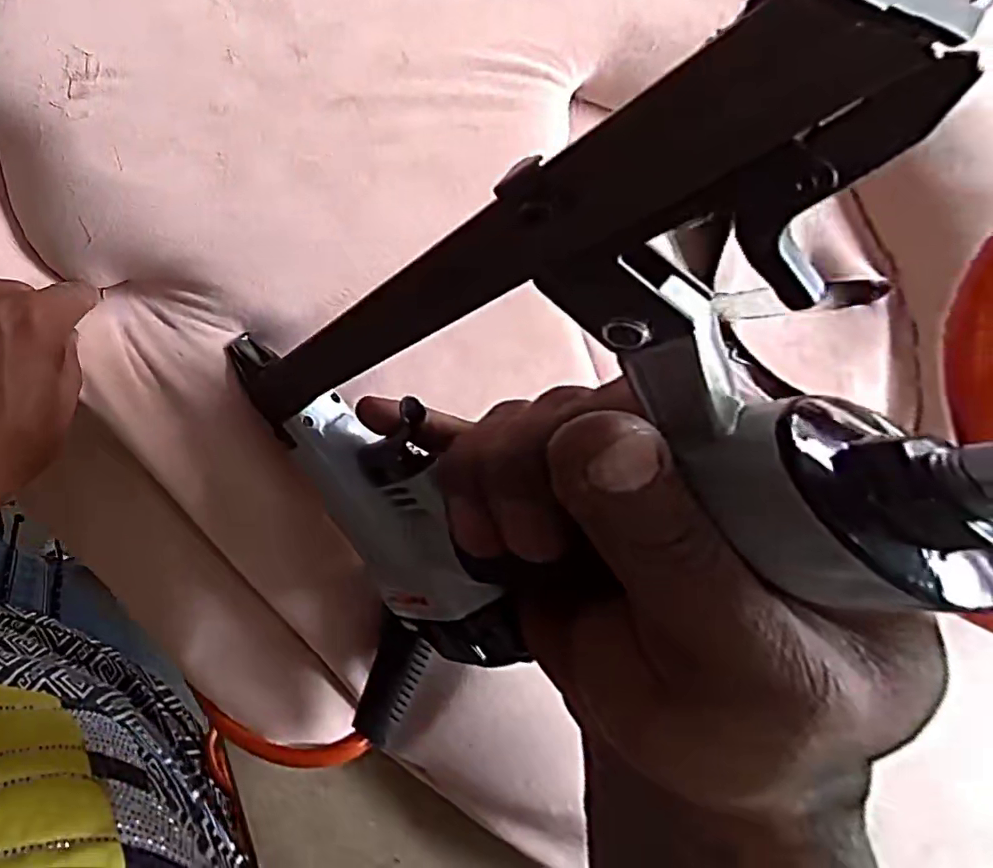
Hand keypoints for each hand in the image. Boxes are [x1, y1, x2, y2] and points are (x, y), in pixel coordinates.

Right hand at [360, 386, 945, 861]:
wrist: (682, 751)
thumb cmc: (749, 722)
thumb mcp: (743, 658)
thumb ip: (677, 551)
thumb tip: (604, 438)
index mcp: (768, 479)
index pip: (674, 401)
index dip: (605, 429)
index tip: (569, 494)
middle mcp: (680, 457)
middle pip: (570, 409)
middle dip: (520, 470)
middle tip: (528, 544)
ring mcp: (598, 474)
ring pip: (511, 427)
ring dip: (477, 479)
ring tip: (493, 546)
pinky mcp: (534, 495)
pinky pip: (471, 448)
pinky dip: (426, 436)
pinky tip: (384, 420)